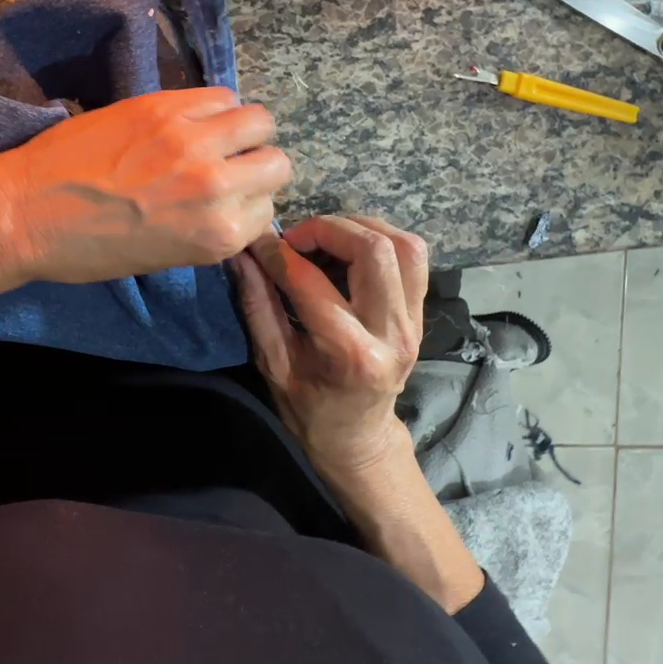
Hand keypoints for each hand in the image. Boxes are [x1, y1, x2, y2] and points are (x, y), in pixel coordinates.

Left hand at [0, 87, 291, 283]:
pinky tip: (187, 117)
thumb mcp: (165, 256)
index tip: (225, 197)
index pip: (268, 208)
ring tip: (210, 135)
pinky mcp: (164, 106)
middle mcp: (217, 186)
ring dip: (242, 129)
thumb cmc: (88, 248)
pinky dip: (213, 105)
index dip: (247, 201)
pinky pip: (219, 93)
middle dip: (256, 164)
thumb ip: (209, 227)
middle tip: (224, 164)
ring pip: (258, 119)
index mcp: (219, 235)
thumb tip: (233, 201)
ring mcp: (191, 140)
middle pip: (276, 162)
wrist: (26, 213)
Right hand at [232, 215, 427, 481]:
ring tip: (323, 237)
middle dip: (326, 229)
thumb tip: (241, 253)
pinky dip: (380, 238)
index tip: (256, 242)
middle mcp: (391, 333)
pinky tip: (349, 246)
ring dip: (359, 227)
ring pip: (403, 245)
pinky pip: (413, 257)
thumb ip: (257, 304)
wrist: (357, 436)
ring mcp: (414, 322)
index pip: (311, 282)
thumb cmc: (307, 406)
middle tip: (295, 238)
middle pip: (373, 250)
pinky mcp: (421, 313)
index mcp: (349, 354)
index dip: (277, 253)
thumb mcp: (272, 363)